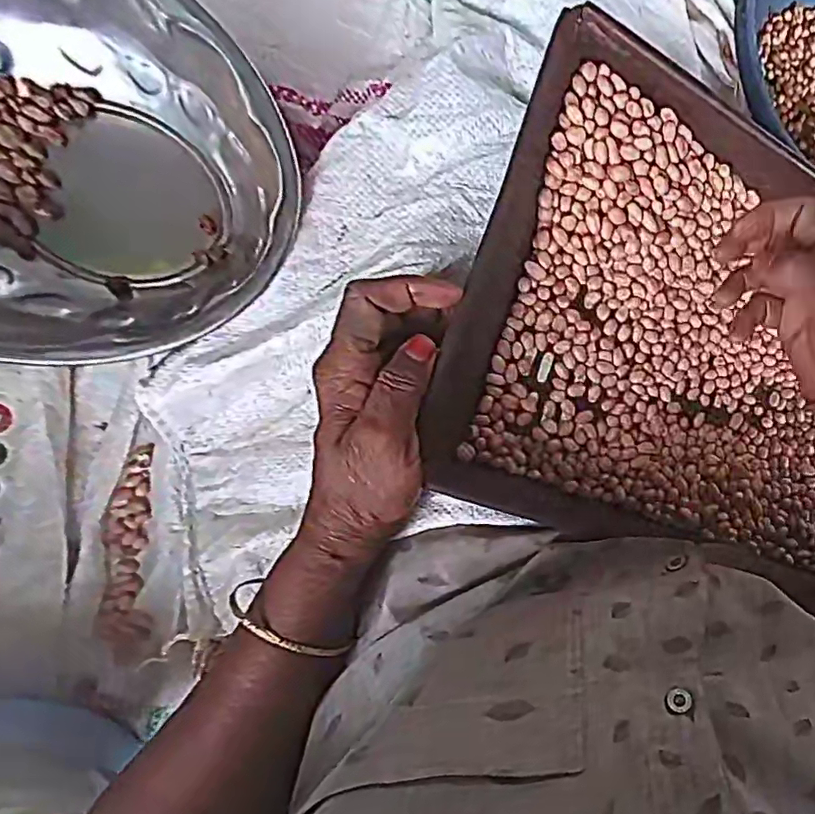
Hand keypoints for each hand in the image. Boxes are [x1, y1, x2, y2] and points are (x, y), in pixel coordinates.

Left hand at [298, 276, 460, 566]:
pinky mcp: (389, 396)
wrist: (354, 524)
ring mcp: (370, 381)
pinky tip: (461, 354)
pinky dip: (437, 346)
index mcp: (342, 369)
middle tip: (470, 311)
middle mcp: (353, 367)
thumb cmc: (363, 489)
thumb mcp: (383, 436)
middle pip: (382, 309)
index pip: (366, 304)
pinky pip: (410, 358)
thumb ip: (400, 386)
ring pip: (399, 330)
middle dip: (425, 299)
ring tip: (472, 328)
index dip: (409, 289)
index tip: (453, 297)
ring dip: (434, 321)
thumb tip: (423, 344)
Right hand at [713, 197, 814, 404]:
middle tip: (722, 257)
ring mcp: (804, 294)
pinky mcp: (791, 320)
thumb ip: (796, 270)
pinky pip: (760, 306)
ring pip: (763, 272)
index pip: (801, 214)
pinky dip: (745, 315)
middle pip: (776, 239)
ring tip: (722, 300)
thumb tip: (760, 261)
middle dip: (746, 246)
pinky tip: (739, 331)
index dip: (767, 217)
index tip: (739, 236)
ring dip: (738, 282)